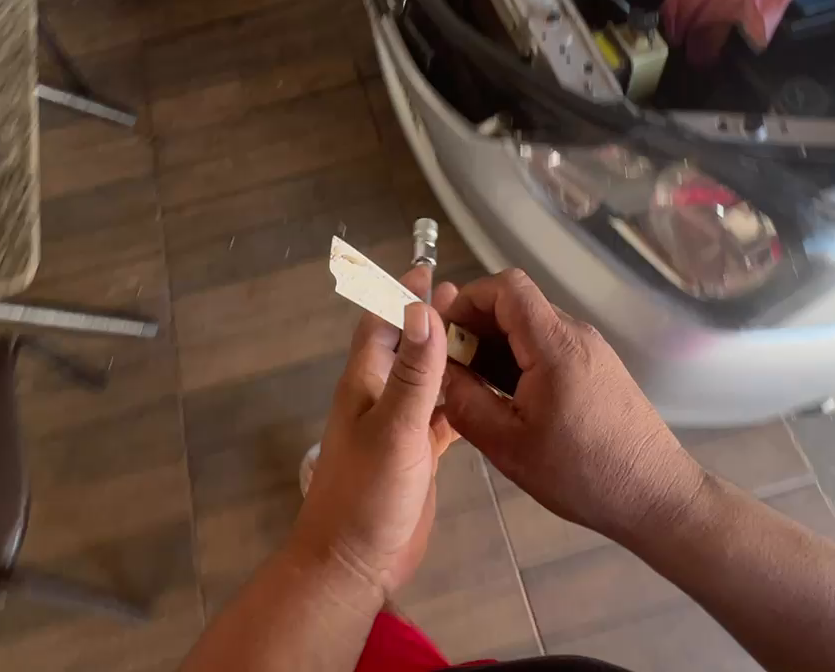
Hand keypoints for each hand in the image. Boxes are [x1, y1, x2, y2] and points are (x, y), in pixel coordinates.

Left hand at [289, 266, 461, 597]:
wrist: (353, 564)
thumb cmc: (366, 492)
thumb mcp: (395, 427)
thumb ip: (414, 372)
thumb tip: (423, 310)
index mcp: (366, 381)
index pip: (382, 323)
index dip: (401, 295)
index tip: (427, 269)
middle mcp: (381, 396)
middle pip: (407, 346)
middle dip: (429, 320)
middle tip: (464, 298)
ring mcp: (398, 426)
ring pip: (425, 379)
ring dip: (446, 357)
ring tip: (479, 337)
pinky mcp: (415, 453)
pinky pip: (439, 415)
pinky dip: (457, 400)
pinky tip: (481, 395)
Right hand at [439, 269, 703, 541]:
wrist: (658, 497)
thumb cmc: (582, 473)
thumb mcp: (508, 446)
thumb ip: (466, 402)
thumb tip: (441, 372)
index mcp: (554, 344)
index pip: (506, 286)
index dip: (469, 299)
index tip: (446, 334)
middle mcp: (575, 333)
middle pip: (517, 302)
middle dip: (477, 325)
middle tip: (453, 366)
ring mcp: (591, 348)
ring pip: (531, 324)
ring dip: (497, 344)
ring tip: (477, 385)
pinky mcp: (598, 366)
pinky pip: (548, 344)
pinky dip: (520, 357)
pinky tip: (510, 396)